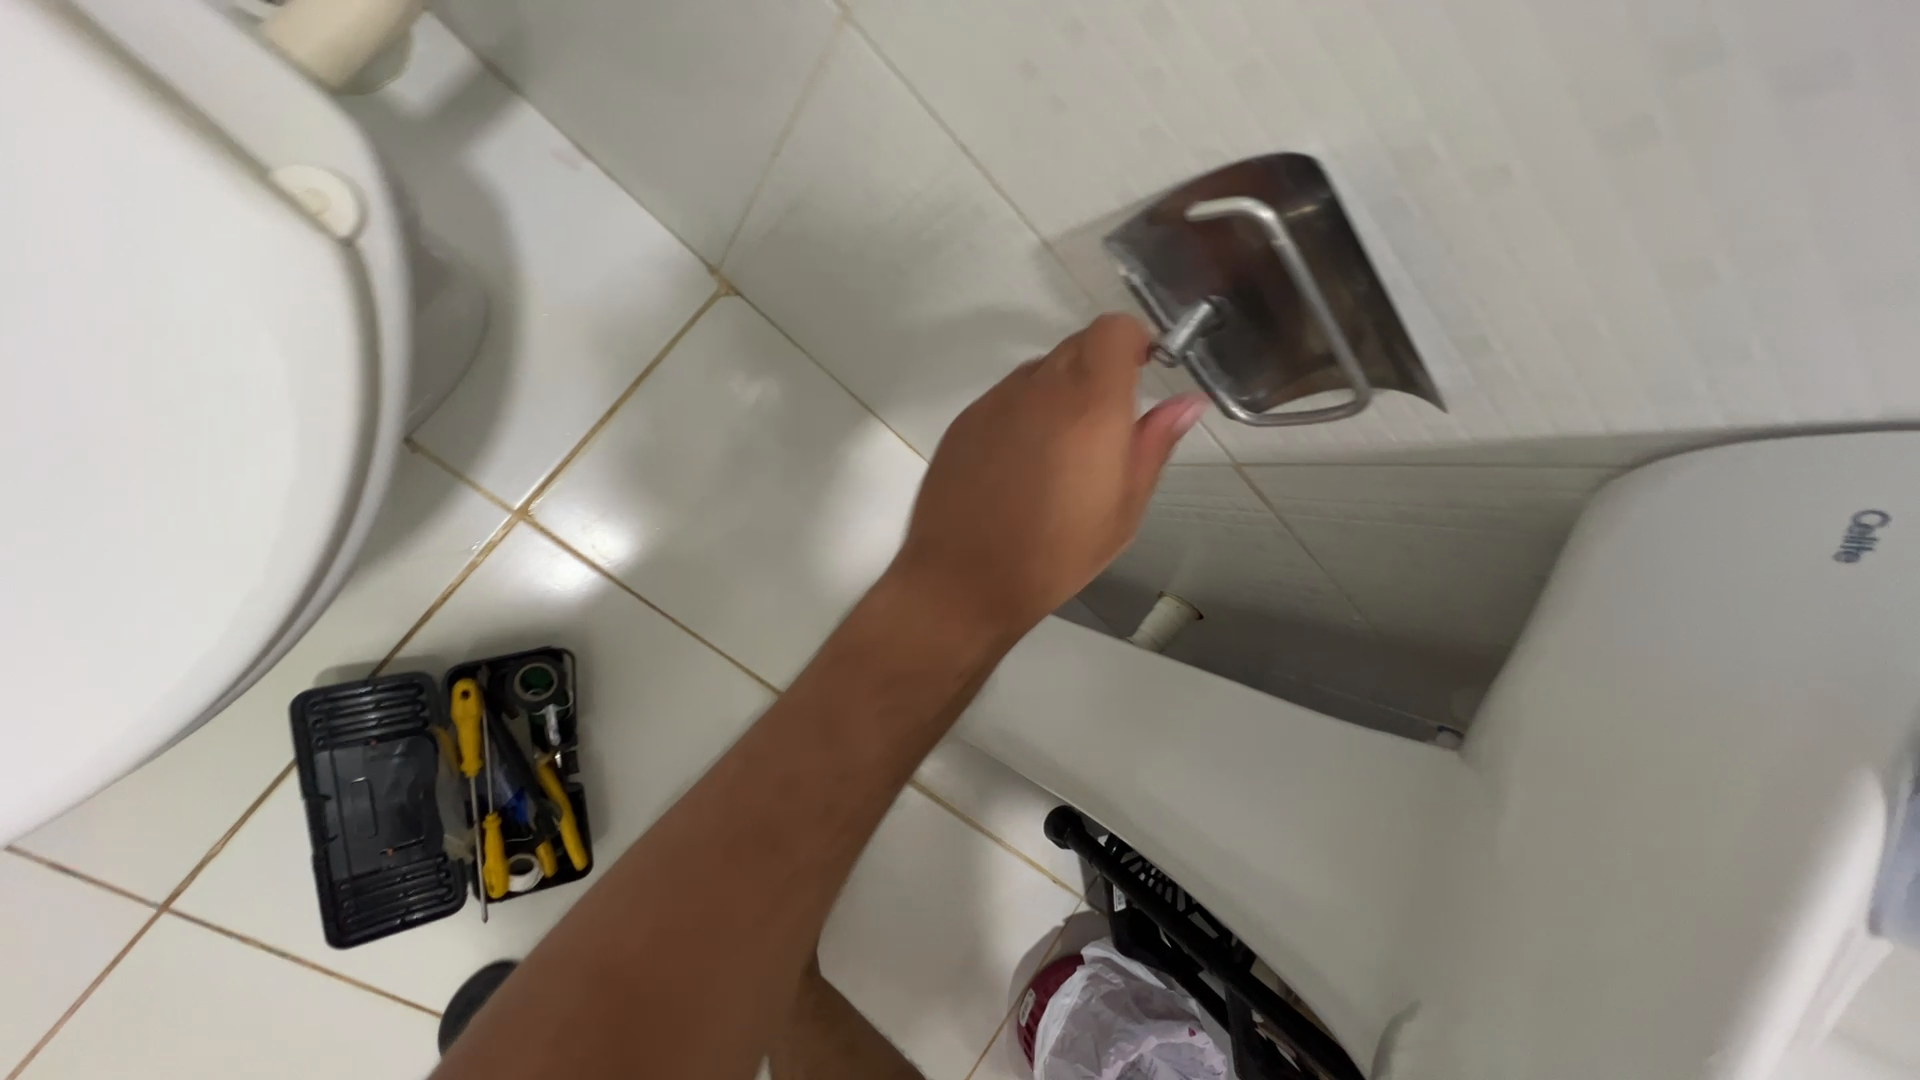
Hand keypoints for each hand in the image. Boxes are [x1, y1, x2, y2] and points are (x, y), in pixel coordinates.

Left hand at [889, 313, 1208, 640]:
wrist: (964, 579)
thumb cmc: (1057, 552)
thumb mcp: (1124, 507)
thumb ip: (1154, 443)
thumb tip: (1186, 402)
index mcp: (1090, 403)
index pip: (1114, 330)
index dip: (1133, 342)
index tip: (1143, 371)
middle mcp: (1040, 387)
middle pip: (1078, 345)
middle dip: (1100, 369)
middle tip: (1105, 425)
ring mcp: (996, 401)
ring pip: (1040, 373)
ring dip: (1059, 393)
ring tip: (1059, 455)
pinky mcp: (964, 421)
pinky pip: (1005, 399)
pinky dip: (1023, 415)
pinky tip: (1019, 467)